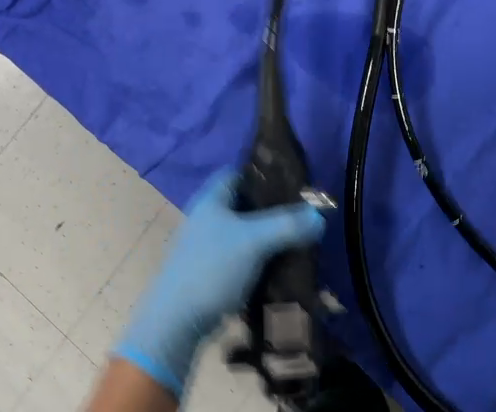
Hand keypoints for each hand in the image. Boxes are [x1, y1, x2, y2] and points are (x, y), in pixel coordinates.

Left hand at [115, 168, 325, 394]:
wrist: (177, 320)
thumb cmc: (212, 267)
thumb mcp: (254, 241)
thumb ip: (286, 226)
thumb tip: (318, 216)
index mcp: (211, 200)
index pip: (236, 174)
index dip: (261, 175)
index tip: (289, 184)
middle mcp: (206, 219)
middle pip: (242, 205)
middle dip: (270, 211)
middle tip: (299, 217)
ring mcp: (205, 248)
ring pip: (242, 235)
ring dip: (265, 239)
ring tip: (295, 243)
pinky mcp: (209, 274)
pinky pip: (239, 260)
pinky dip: (258, 262)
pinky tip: (278, 270)